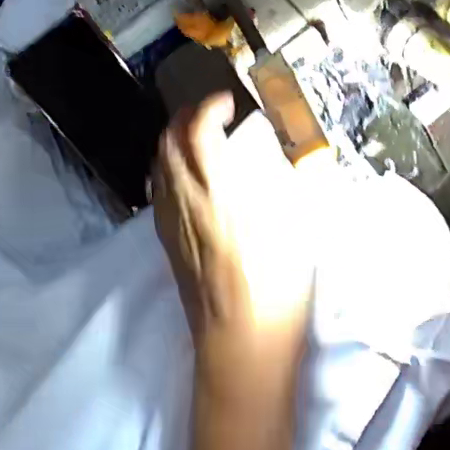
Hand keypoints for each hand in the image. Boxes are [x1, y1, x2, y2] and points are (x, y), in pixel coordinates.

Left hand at [152, 94, 313, 369]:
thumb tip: (269, 158)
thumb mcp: (292, 228)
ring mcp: (170, 223)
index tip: (227, 103)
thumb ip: (277, 185)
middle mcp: (184, 203)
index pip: (196, 132)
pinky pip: (158, 189)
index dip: (208, 108)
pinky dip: (169, 168)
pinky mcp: (166, 242)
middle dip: (185, 117)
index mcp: (217, 195)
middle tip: (212, 113)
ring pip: (158, 165)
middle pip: (167, 142)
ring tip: (201, 138)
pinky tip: (191, 177)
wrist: (240, 346)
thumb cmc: (276, 291)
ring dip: (174, 140)